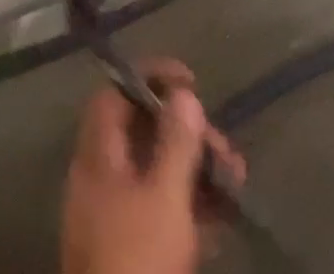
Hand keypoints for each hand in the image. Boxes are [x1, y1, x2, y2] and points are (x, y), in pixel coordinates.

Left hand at [60, 59, 245, 273]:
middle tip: (224, 148)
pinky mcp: (133, 241)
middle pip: (143, 132)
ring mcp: (115, 210)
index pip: (115, 94)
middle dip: (188, 131)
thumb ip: (176, 142)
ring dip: (198, 167)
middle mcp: (102, 176)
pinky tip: (224, 213)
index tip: (191, 81)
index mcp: (98, 156)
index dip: (149, 78)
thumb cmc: (138, 255)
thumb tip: (183, 94)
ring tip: (236, 178)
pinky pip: (162, 204)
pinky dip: (192, 200)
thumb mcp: (164, 195)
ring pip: (158, 169)